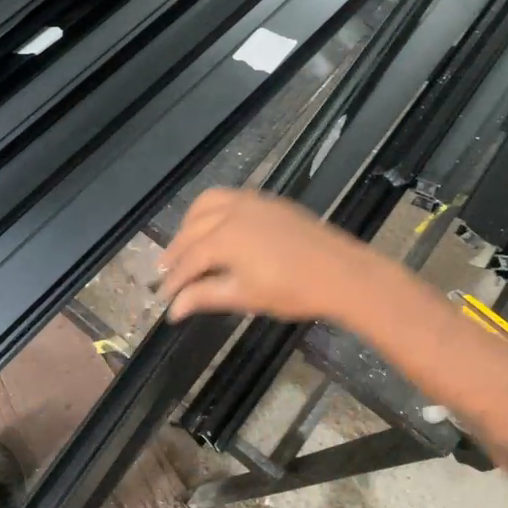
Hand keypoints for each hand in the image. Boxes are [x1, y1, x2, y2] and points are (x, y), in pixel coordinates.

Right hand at [157, 188, 376, 322]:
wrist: (342, 274)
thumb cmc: (292, 291)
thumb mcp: (244, 297)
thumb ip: (204, 297)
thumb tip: (174, 309)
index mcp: (223, 238)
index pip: (188, 261)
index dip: (174, 281)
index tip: (164, 297)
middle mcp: (231, 213)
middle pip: (190, 231)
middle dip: (176, 253)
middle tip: (167, 273)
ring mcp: (250, 202)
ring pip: (205, 204)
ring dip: (189, 224)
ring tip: (186, 244)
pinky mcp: (267, 201)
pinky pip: (228, 197)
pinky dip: (211, 210)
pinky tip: (215, 227)